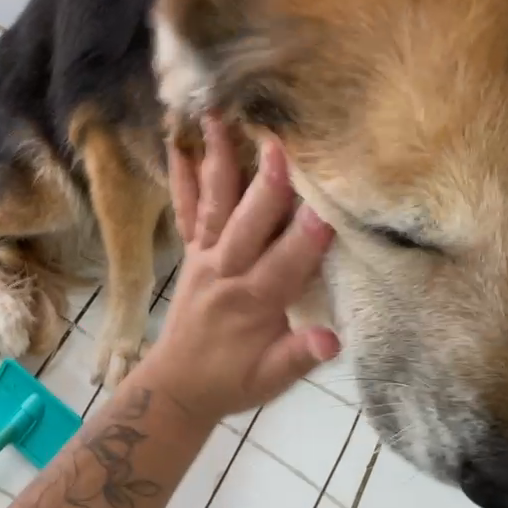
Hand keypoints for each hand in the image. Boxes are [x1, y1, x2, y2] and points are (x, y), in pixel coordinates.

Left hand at [136, 116, 339, 421]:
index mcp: (254, 304)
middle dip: (266, 188)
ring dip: (218, 164)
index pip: (287, 264)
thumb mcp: (271, 380)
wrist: (176, 387)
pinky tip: (178, 146)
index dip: (309, 237)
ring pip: (215, 207)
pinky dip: (182, 180)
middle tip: (278, 144)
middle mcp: (226, 273)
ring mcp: (204, 259)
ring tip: (218, 119)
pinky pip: (186, 213)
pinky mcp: (190, 254)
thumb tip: (332, 341)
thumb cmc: (233, 382)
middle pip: (250, 225)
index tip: (328, 205)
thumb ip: (300, 357)